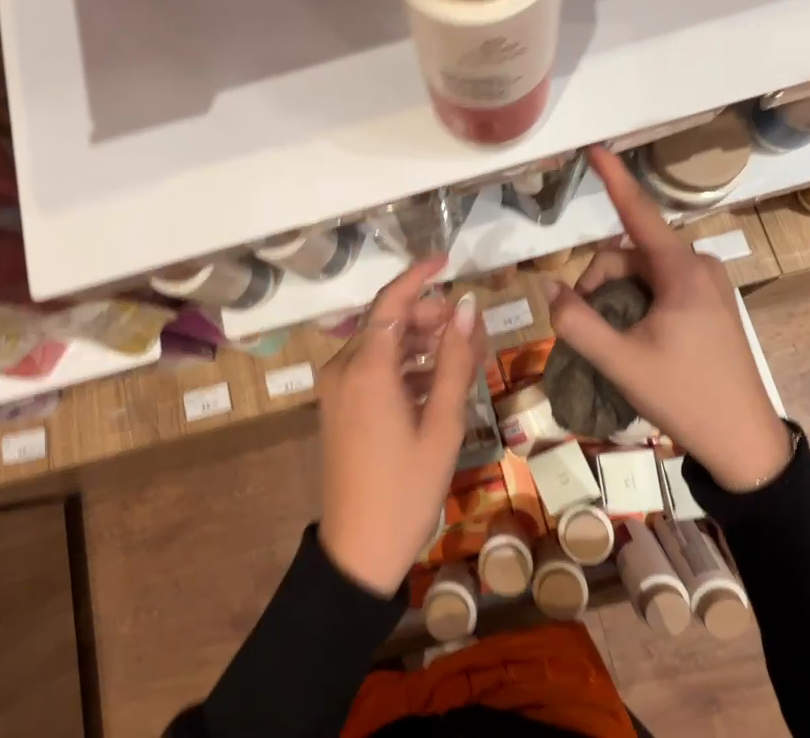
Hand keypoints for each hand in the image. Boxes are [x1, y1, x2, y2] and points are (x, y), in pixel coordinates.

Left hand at [317, 255, 485, 595]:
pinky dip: (404, 368)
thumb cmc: (407, 490)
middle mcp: (342, 369)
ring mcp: (336, 390)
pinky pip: (372, 371)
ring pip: (381, 347)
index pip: (390, 302)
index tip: (448, 259)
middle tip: (473, 330)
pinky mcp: (338, 408)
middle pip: (387, 323)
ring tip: (464, 358)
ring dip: (419, 344)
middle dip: (428, 316)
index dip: (418, 275)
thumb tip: (466, 306)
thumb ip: (453, 361)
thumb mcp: (442, 425)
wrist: (359, 549)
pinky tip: (436, 383)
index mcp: (366, 370)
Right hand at [545, 146, 792, 491]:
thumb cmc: (684, 397)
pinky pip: (660, 286)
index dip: (613, 178)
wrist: (743, 441)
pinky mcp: (710, 303)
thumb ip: (577, 323)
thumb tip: (550, 291)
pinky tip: (633, 336)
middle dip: (598, 281)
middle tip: (588, 329)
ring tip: (612, 340)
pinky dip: (635, 302)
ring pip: (642, 272)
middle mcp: (699, 266)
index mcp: (682, 271)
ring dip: (615, 296)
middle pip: (628, 254)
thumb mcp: (620, 361)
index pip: (637, 213)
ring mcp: (708, 284)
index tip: (596, 147)